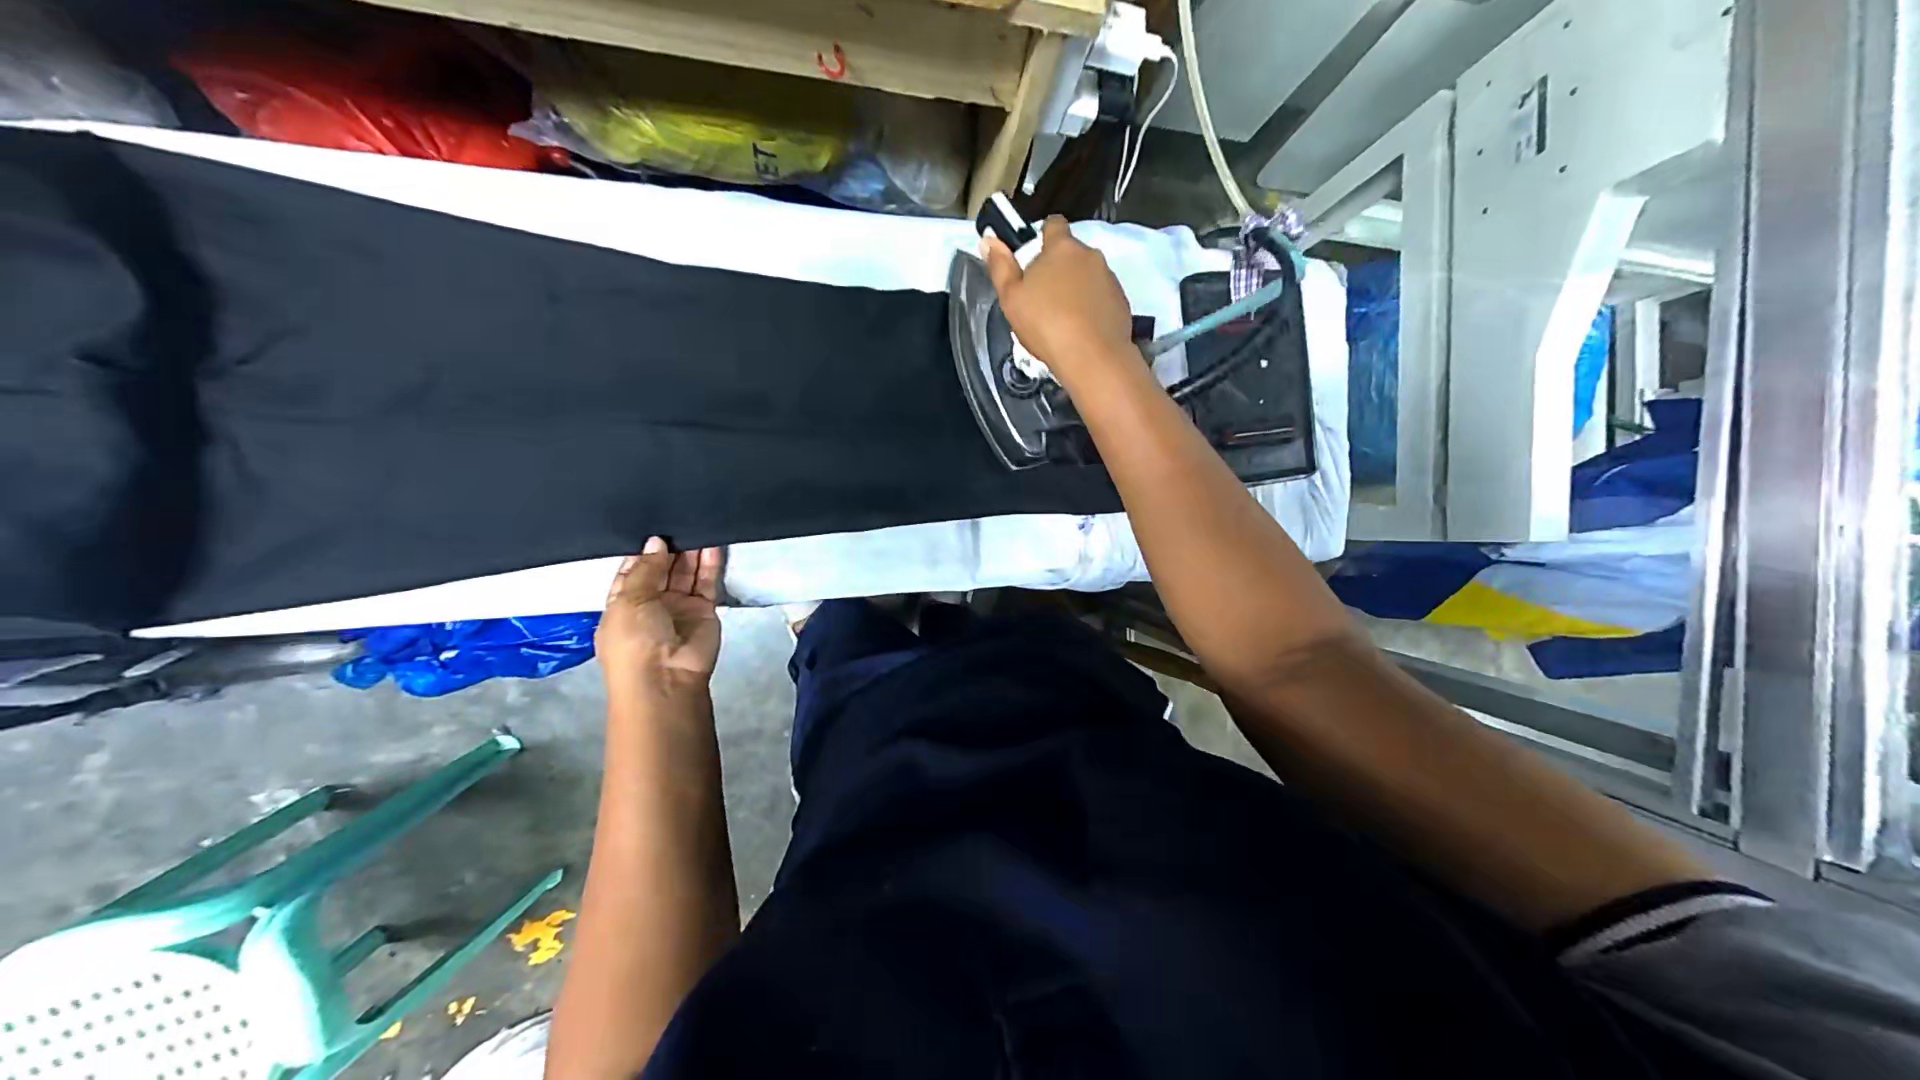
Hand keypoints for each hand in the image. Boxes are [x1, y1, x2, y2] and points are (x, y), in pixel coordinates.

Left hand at [597, 537, 722, 697]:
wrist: (665, 679)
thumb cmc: (634, 641)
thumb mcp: (628, 600)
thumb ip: (645, 568)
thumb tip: (656, 542)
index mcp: (623, 604)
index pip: (633, 570)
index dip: (643, 551)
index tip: (653, 529)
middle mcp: (651, 604)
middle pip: (662, 569)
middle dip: (669, 548)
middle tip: (678, 520)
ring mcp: (679, 607)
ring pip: (685, 572)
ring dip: (690, 551)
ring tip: (696, 524)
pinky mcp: (704, 609)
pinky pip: (707, 582)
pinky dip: (710, 563)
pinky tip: (712, 542)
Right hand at [981, 216, 1135, 387]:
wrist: (1092, 357)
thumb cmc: (1046, 324)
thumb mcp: (1011, 298)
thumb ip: (1000, 266)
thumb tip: (989, 240)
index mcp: (1061, 247)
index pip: (1054, 224)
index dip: (1043, 235)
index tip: (1034, 257)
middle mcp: (1090, 255)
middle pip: (1071, 253)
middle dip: (1058, 268)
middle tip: (1041, 297)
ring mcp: (1109, 278)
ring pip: (1088, 276)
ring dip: (1076, 288)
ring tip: (1062, 318)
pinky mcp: (1121, 301)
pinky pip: (1101, 297)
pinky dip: (1091, 306)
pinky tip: (1080, 329)